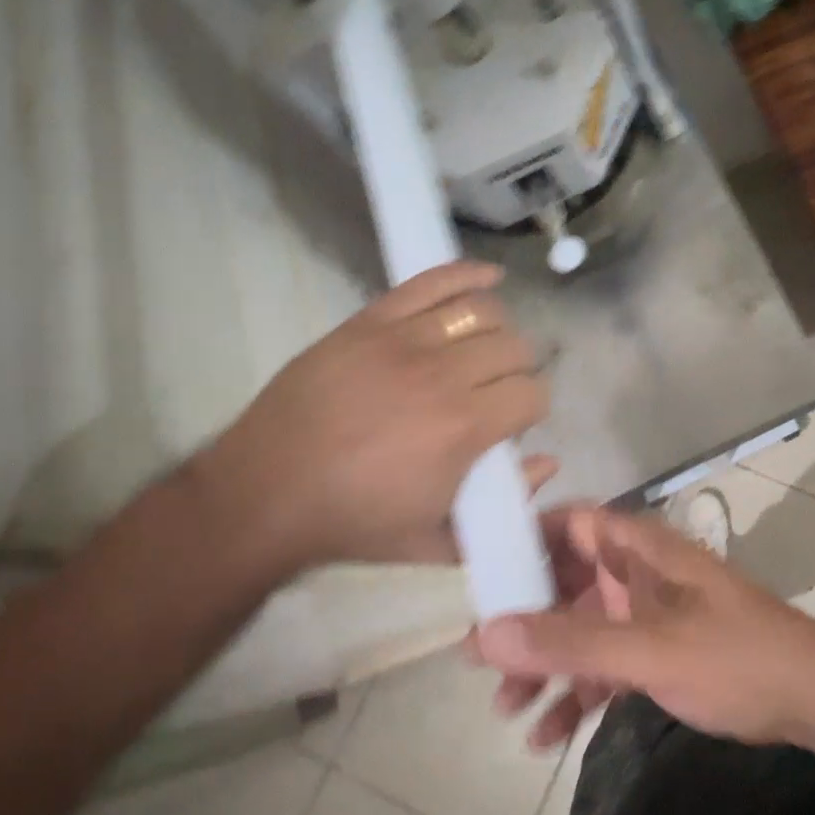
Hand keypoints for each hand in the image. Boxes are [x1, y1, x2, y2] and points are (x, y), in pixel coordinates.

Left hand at [189, 261, 551, 574]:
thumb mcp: (440, 540)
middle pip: (514, 347)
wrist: (265, 495)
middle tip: (497, 390)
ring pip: (482, 311)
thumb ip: (506, 504)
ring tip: (482, 350)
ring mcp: (402, 341)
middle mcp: (442, 375)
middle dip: (518, 370)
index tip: (513, 423)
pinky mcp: (368, 322)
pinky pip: (431, 282)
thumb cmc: (355, 523)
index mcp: (463, 429)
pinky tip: (489, 278)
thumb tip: (549, 461)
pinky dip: (468, 274)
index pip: (533, 393)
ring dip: (497, 330)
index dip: (531, 408)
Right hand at [471, 508, 814, 749]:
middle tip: (477, 657)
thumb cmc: (735, 656)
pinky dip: (576, 695)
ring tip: (504, 709)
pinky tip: (546, 737)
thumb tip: (484, 632)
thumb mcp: (651, 650)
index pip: (573, 523)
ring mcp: (649, 618)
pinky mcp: (658, 657)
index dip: (525, 536)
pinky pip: (604, 669)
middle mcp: (640, 577)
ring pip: (581, 632)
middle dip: (523, 619)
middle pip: (566, 583)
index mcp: (643, 552)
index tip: (477, 568)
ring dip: (543, 667)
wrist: (811, 697)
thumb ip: (572, 643)